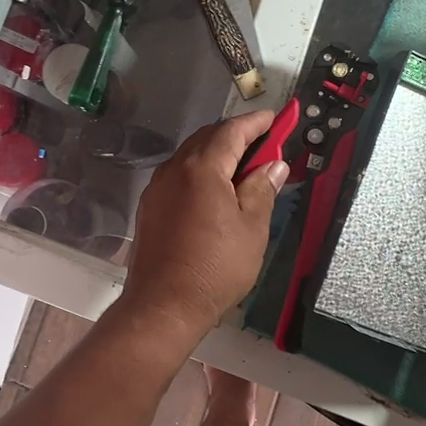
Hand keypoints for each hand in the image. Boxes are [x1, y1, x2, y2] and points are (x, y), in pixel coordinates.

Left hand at [121, 111, 289, 335]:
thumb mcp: (252, 228)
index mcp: (202, 168)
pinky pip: (178, 176)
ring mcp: (157, 188)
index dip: (256, 122)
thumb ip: (262, 190)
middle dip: (237, 136)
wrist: (163, 306)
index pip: (232, 130)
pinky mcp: (149, 207)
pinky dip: (200, 172)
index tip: (275, 119)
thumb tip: (274, 165)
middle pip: (208, 138)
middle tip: (265, 145)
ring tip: (242, 169)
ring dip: (216, 154)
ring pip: (190, 156)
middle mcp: (174, 169)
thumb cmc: (215, 268)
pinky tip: (214, 192)